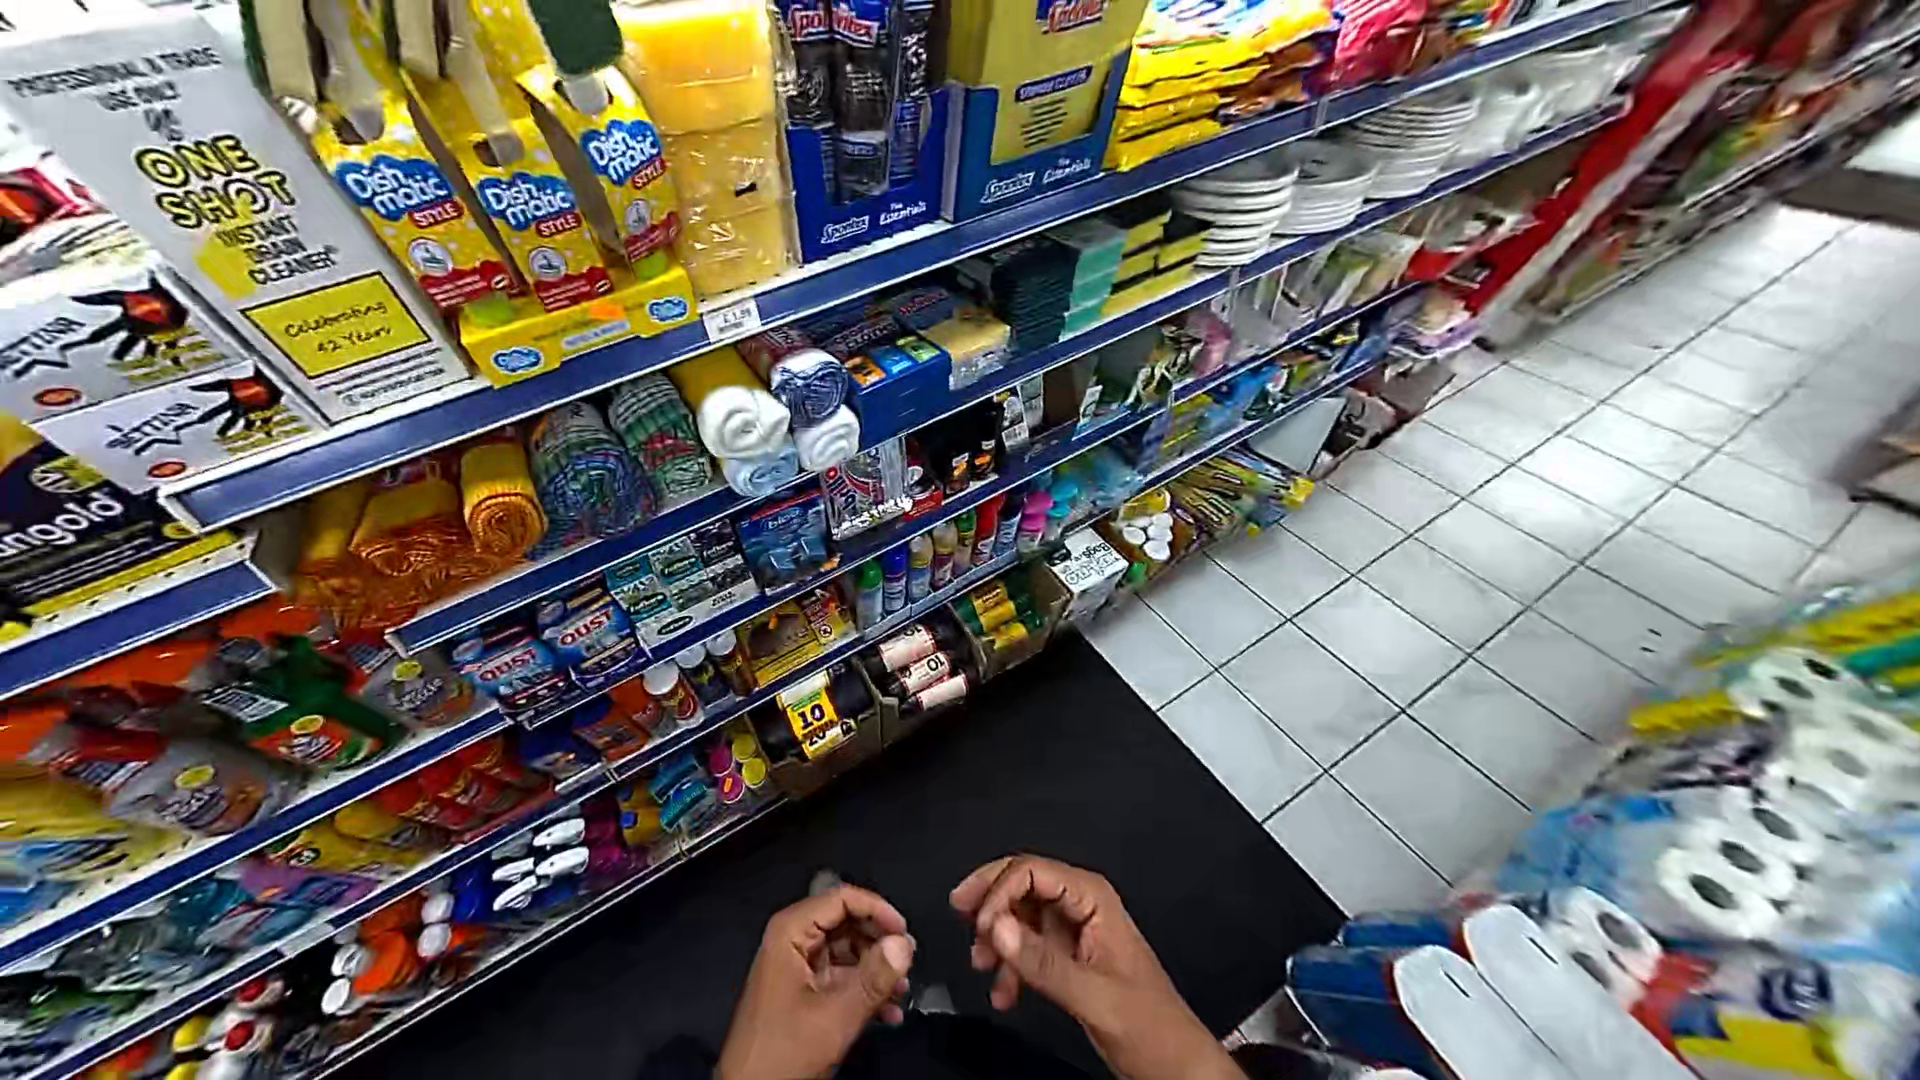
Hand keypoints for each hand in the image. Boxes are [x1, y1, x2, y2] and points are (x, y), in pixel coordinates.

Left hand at [717, 884, 915, 1079]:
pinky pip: (842, 975)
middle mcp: (794, 939)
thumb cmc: (783, 1055)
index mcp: (792, 931)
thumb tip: (905, 945)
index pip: (842, 899)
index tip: (903, 933)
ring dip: (877, 969)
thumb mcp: (835, 1016)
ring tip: (901, 991)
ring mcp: (799, 965)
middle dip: (880, 943)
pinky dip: (865, 989)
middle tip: (907, 962)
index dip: (877, 910)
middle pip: (848, 922)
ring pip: (849, 950)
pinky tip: (887, 1012)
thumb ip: (874, 978)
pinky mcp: (804, 990)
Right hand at [951, 855, 1239, 1079]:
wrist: (1176, 1066)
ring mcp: (1072, 927)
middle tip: (959, 918)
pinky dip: (1010, 964)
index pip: (1033, 871)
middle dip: (990, 901)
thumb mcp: (1093, 996)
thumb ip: (1041, 961)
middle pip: (1022, 882)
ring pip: (1020, 913)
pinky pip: (1027, 944)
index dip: (999, 891)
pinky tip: (1003, 992)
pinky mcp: (1067, 953)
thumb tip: (993, 926)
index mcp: (1091, 896)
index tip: (978, 926)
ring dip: (997, 936)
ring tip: (981, 966)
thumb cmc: (1146, 1025)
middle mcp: (1079, 902)